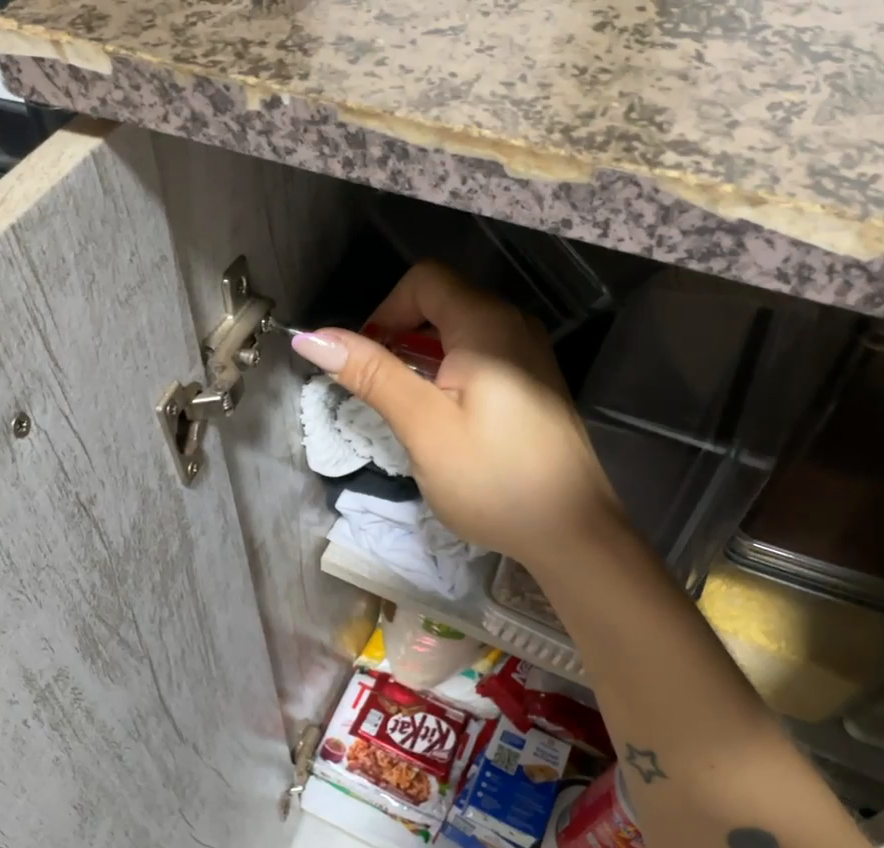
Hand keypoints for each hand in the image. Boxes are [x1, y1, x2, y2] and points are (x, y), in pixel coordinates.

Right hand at [291, 260, 621, 566]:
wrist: (571, 530)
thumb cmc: (493, 480)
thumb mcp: (424, 427)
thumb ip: (372, 374)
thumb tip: (312, 338)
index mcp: (487, 324)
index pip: (423, 281)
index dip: (384, 312)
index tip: (364, 361)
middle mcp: (514, 326)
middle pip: (443, 302)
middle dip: (400, 337)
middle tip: (382, 392)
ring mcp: (530, 355)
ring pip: (460, 333)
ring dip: (423, 359)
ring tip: (410, 411)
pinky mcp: (534, 384)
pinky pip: (482, 357)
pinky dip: (450, 374)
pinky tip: (446, 420)